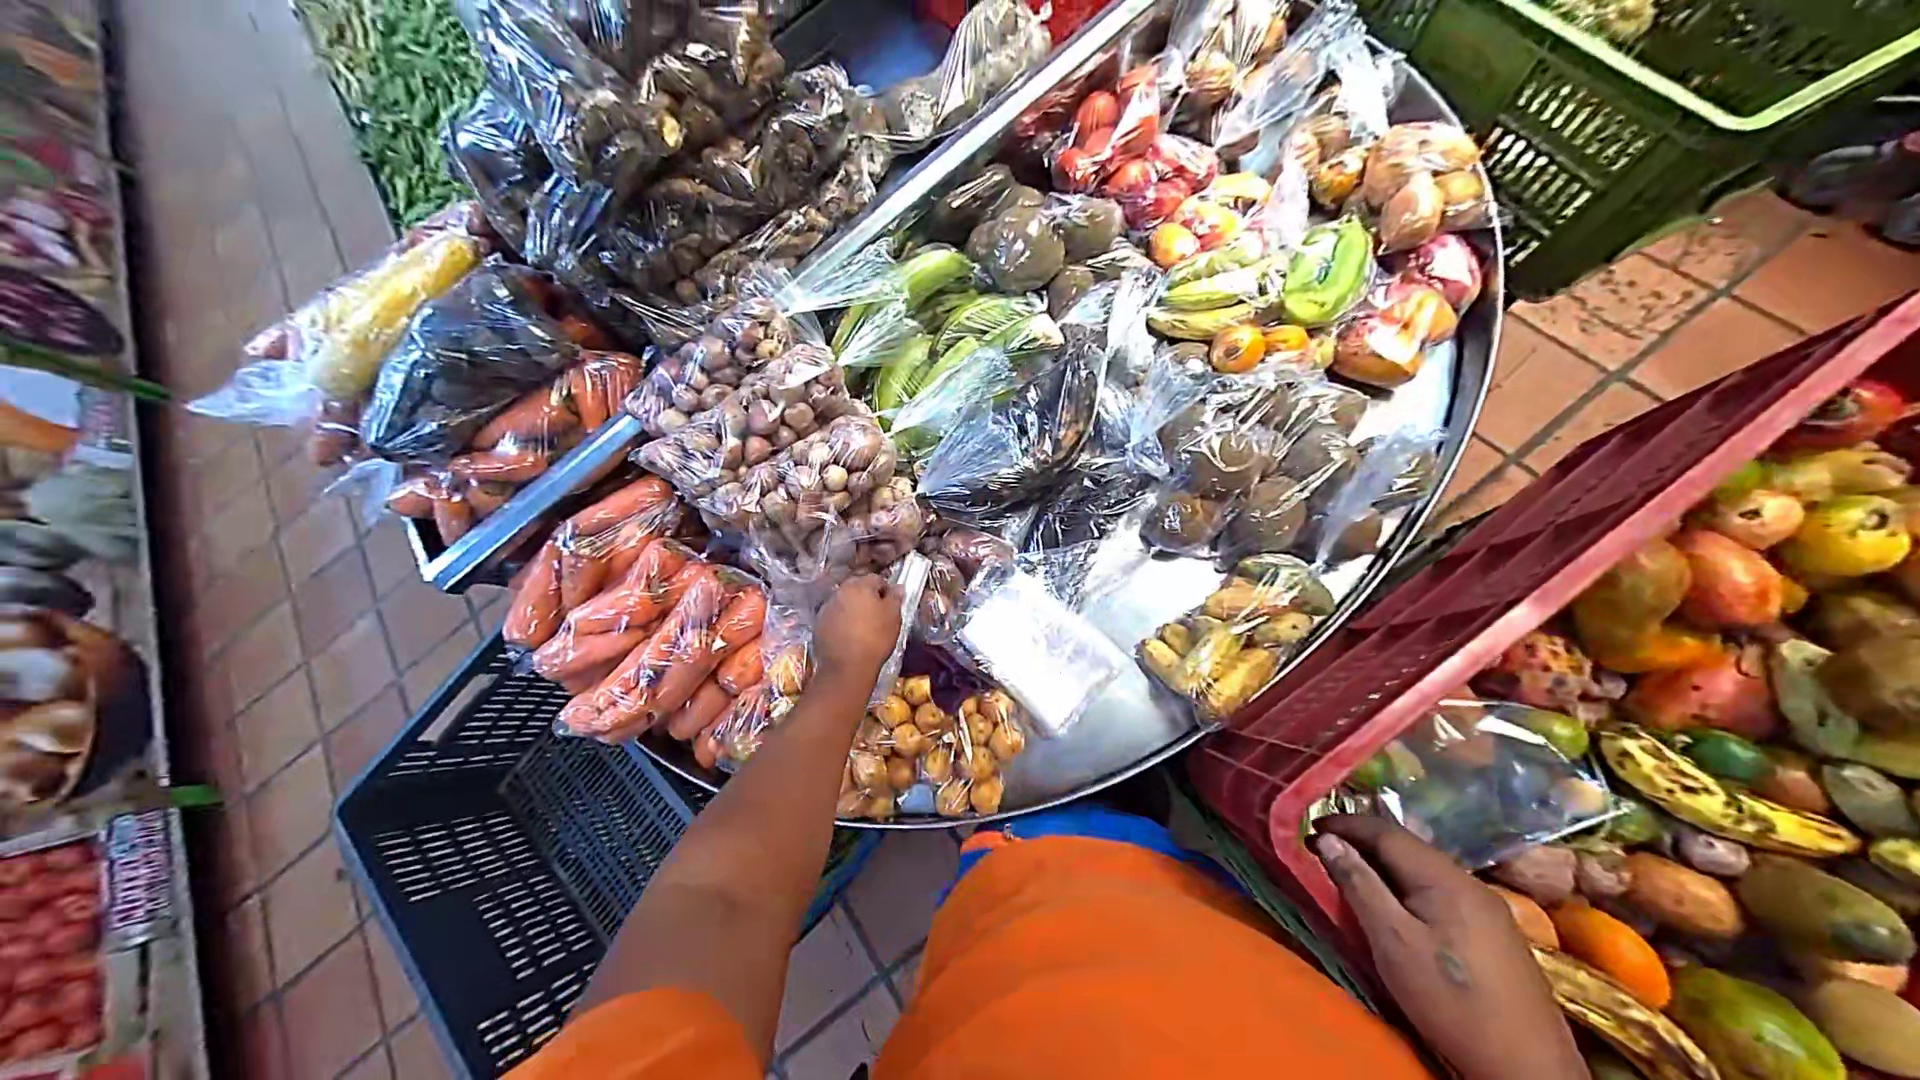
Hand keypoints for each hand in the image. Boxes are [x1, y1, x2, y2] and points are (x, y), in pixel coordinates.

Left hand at [811, 574, 901, 690]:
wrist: (846, 667)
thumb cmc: (875, 639)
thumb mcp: (893, 618)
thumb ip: (895, 598)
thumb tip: (897, 587)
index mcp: (860, 585)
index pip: (876, 579)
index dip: (885, 590)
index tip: (890, 604)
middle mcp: (840, 591)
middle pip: (857, 587)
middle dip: (867, 597)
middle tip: (877, 614)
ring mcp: (827, 607)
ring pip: (844, 601)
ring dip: (852, 608)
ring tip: (862, 626)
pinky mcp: (818, 623)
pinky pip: (834, 616)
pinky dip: (841, 621)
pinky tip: (849, 635)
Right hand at [1313, 816, 1584, 1079]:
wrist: (1529, 1072)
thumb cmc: (1451, 1001)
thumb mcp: (1393, 941)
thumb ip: (1359, 884)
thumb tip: (1327, 839)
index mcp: (1445, 878)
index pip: (1386, 832)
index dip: (1345, 824)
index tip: (1310, 827)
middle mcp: (1470, 882)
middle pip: (1407, 846)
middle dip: (1362, 840)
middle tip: (1324, 847)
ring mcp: (1488, 908)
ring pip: (1423, 867)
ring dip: (1384, 862)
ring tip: (1351, 870)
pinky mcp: (1495, 932)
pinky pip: (1439, 888)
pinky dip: (1406, 883)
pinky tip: (1396, 901)